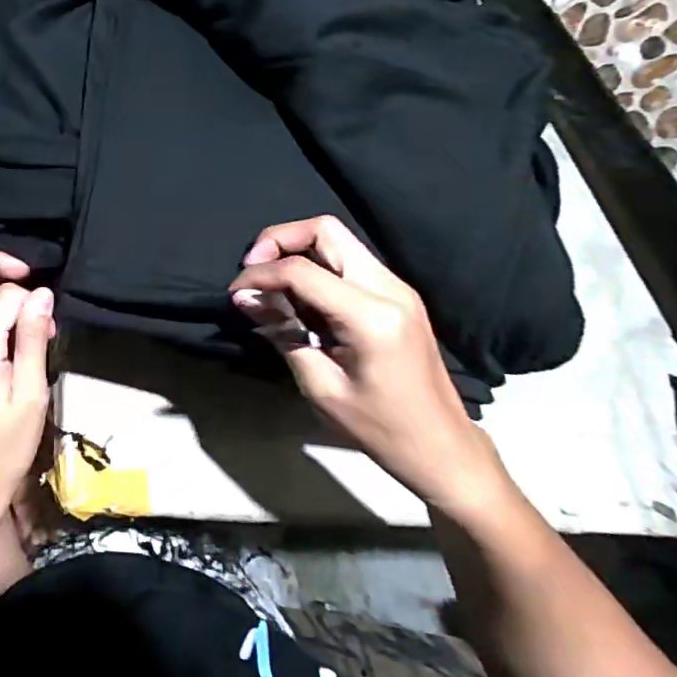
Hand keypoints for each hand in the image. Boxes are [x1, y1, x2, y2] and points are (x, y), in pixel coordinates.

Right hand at [229, 217, 511, 519]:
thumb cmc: (380, 429)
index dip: (260, 274)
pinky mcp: (398, 294)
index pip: (303, 270)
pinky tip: (300, 297)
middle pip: (326, 230)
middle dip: (280, 239)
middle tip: (252, 269)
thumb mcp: (321, 387)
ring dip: (299, 250)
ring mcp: (397, 286)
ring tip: (271, 284)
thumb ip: (284, 333)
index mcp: (371, 315)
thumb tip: (247, 298)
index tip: (235, 292)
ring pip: (339, 240)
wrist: (440, 446)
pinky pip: (350, 261)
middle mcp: (389, 287)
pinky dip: (318, 266)